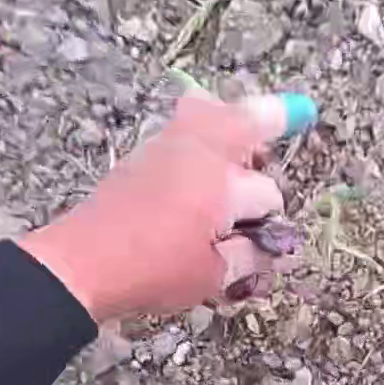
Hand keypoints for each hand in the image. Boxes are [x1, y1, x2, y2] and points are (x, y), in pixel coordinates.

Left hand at [18, 93, 303, 321]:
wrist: (83, 264)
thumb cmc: (154, 272)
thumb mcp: (213, 275)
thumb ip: (250, 257)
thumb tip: (273, 251)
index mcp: (223, 184)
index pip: (267, 194)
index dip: (272, 220)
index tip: (267, 242)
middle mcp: (199, 153)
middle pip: (244, 117)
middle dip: (274, 117)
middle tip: (300, 114)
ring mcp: (166, 147)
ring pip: (206, 109)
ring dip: (234, 114)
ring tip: (248, 128)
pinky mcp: (142, 155)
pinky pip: (179, 123)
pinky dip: (200, 122)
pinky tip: (207, 132)